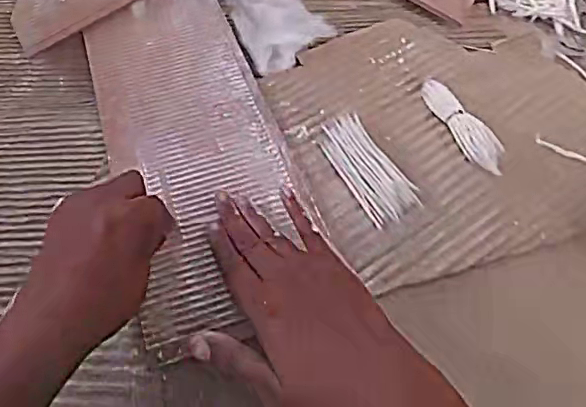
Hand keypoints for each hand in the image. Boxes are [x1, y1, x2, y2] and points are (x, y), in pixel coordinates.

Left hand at [0, 172, 171, 406]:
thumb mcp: (139, 281)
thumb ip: (147, 246)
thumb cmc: (93, 307)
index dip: (160, 222)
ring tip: (115, 239)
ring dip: (116, 207)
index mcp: (128, 218)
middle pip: (132, 184)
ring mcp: (78, 203)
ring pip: (109, 190)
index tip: (160, 231)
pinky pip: (87, 202)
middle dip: (140, 203)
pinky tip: (94, 242)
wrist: (52, 315)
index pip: (156, 204)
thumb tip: (151, 233)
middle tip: (142, 228)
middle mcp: (102, 202)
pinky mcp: (62, 210)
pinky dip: (95, 214)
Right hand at [196, 193, 462, 406]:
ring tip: (241, 199)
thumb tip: (197, 343)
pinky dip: (297, 212)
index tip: (209, 228)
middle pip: (250, 244)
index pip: (234, 268)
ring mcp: (311, 270)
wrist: (388, 387)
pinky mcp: (335, 268)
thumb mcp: (275, 388)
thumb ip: (235, 359)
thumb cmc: (335, 393)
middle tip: (220, 200)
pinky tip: (288, 198)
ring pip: (274, 235)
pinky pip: (310, 232)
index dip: (219, 246)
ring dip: (255, 216)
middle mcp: (285, 282)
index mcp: (266, 309)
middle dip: (232, 220)